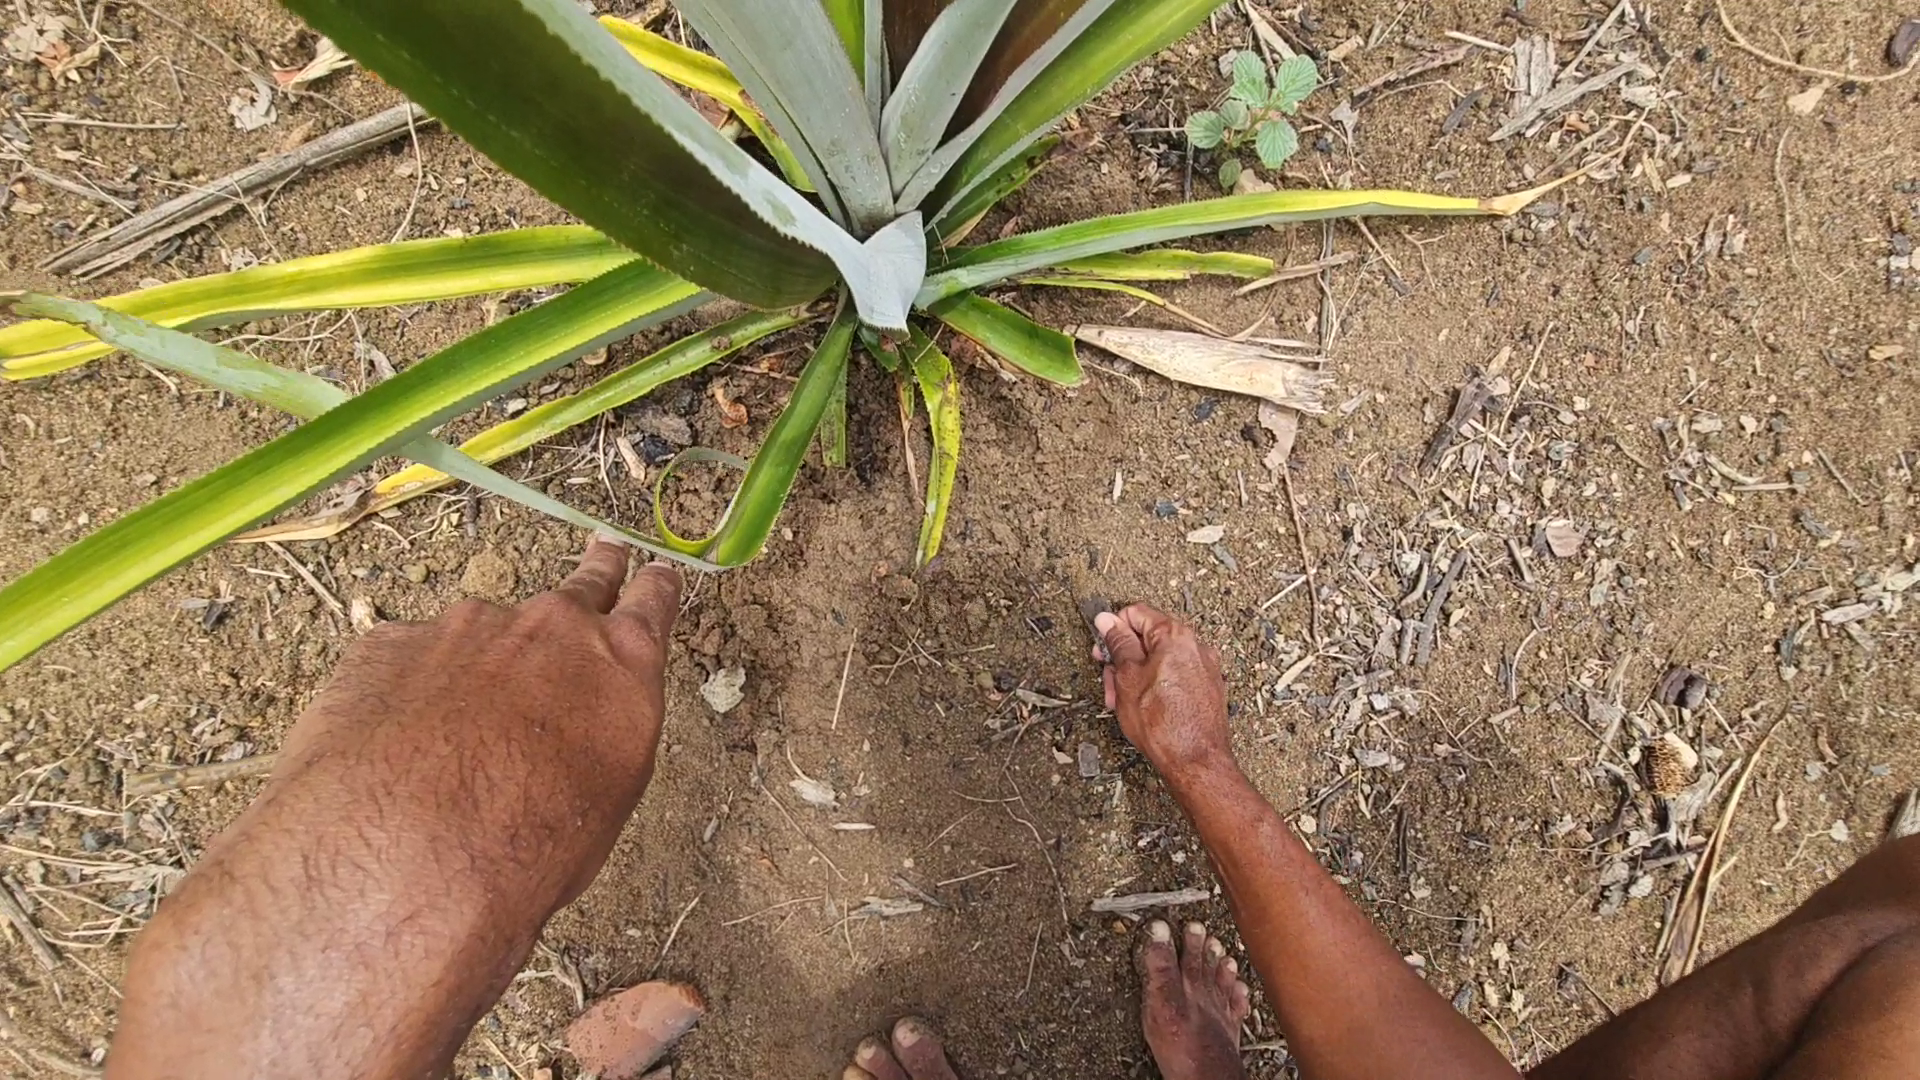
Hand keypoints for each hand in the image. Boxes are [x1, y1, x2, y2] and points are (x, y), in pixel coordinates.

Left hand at [110, 536, 682, 1079]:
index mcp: (619, 658)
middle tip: (607, 550)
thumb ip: (607, 720)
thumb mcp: (610, 786)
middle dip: (601, 568)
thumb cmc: (534, 843)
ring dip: (489, 658)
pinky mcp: (389, 644)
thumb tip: (586, 713)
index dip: (655, 587)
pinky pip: (414, 658)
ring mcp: (467, 626)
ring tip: (463, 722)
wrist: (399, 861)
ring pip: (489, 632)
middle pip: (584, 584)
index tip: (656, 572)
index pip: (652, 601)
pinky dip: (416, 686)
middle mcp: (552, 625)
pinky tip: (399, 739)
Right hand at [1093, 604, 1234, 775]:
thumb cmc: (1163, 724)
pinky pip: (1173, 675)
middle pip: (1148, 638)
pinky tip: (1143, 706)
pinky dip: (1155, 684)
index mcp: (1175, 635)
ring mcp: (1204, 668)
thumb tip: (1107, 621)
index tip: (1102, 647)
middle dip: (1123, 657)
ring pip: (1159, 659)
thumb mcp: (1126, 676)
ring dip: (1135, 675)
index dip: (1113, 629)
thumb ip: (1118, 643)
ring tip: (1123, 701)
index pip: (1136, 613)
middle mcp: (1195, 646)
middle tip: (1109, 678)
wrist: (1195, 762)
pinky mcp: (1206, 688)